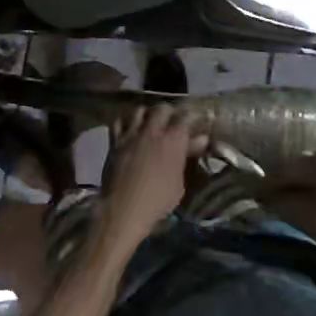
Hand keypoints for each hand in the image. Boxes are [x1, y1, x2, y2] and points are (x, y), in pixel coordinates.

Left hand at [96, 105, 206, 254]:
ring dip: (147, 113)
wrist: (124, 207)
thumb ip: (186, 156)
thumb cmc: (158, 200)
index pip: (185, 116)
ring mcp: (131, 134)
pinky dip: (126, 120)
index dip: (191, 116)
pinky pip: (118, 121)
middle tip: (172, 120)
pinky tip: (129, 127)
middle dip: (169, 112)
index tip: (194, 120)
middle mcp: (152, 131)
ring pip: (139, 110)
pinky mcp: (114, 141)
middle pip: (162, 108)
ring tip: (150, 122)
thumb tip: (200, 139)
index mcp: (173, 140)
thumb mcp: (179, 181)